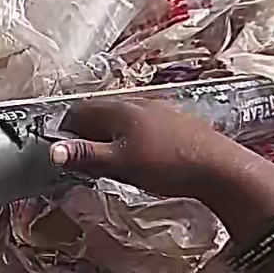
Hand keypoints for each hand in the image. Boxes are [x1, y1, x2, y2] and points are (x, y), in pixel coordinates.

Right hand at [55, 98, 273, 272]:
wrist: (222, 169)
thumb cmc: (166, 166)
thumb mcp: (119, 164)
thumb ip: (85, 156)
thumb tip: (51, 151)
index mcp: (119, 109)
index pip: (78, 111)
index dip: (64, 129)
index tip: (61, 150)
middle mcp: (137, 103)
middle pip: (99, 112)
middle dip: (85, 131)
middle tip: (80, 157)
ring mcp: (159, 110)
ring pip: (121, 118)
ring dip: (107, 134)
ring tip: (106, 159)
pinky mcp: (176, 122)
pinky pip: (140, 124)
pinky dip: (128, 137)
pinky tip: (138, 156)